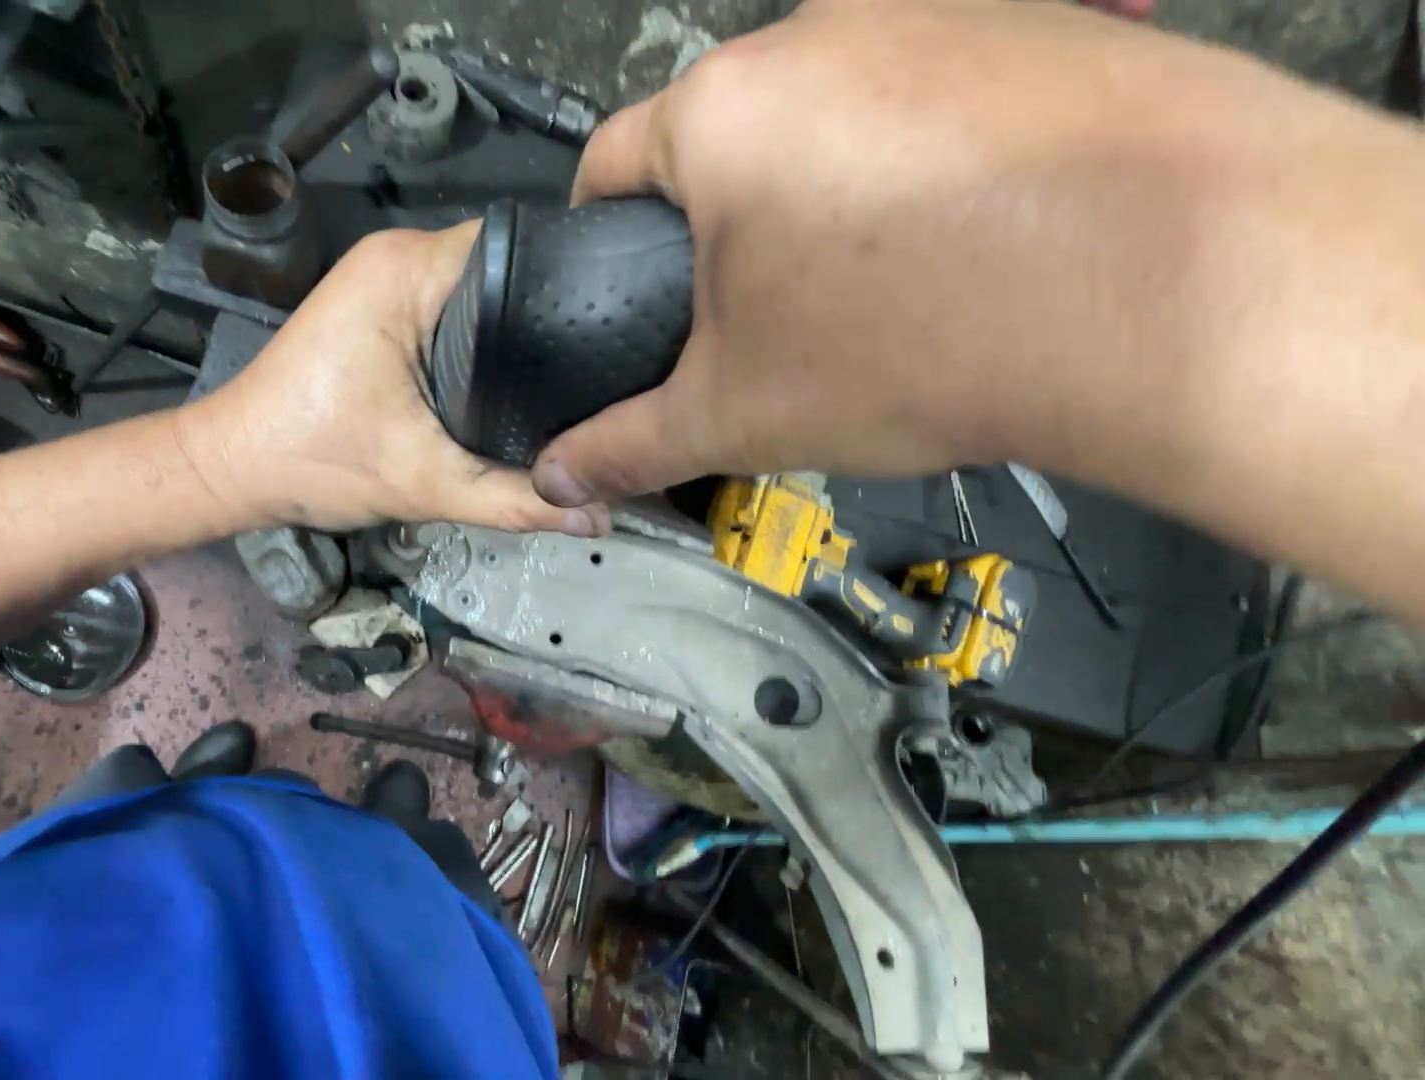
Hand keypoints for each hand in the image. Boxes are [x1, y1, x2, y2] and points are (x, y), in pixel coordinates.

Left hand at [184, 225, 607, 535]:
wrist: (233, 468)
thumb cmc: (311, 461)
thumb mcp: (422, 483)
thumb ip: (512, 500)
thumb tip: (599, 518)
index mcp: (408, 271)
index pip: (521, 252)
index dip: (570, 290)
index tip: (613, 333)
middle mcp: (398, 255)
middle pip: (505, 271)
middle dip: (549, 318)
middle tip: (601, 369)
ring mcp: (384, 278)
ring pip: (480, 292)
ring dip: (516, 332)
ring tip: (571, 376)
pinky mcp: (378, 306)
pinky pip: (452, 309)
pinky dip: (480, 340)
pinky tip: (514, 379)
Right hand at [529, 0, 1357, 506]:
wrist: (1180, 294)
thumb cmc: (917, 342)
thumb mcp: (737, 414)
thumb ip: (626, 445)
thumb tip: (556, 476)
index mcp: (721, 112)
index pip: (608, 164)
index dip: (602, 238)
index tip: (629, 290)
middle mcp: (816, 33)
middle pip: (720, 145)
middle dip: (718, 229)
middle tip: (754, 317)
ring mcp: (932, 17)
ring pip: (822, 123)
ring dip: (815, 198)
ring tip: (862, 291)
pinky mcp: (1027, 32)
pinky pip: (921, 107)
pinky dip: (910, 172)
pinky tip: (950, 247)